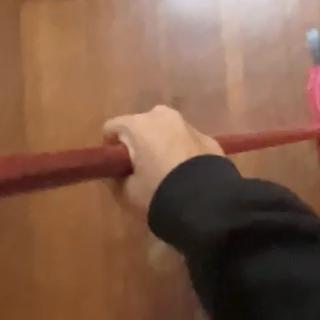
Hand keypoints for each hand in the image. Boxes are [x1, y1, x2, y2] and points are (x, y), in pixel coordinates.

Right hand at [102, 105, 223, 214]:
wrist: (206, 203)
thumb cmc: (158, 193)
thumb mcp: (127, 192)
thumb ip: (114, 178)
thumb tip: (114, 172)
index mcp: (138, 125)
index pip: (111, 128)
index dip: (110, 148)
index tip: (116, 167)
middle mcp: (163, 116)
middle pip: (140, 126)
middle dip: (138, 143)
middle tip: (141, 170)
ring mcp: (188, 124)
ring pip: (166, 131)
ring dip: (162, 145)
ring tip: (167, 172)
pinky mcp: (208, 137)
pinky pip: (186, 141)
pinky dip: (183, 151)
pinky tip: (187, 174)